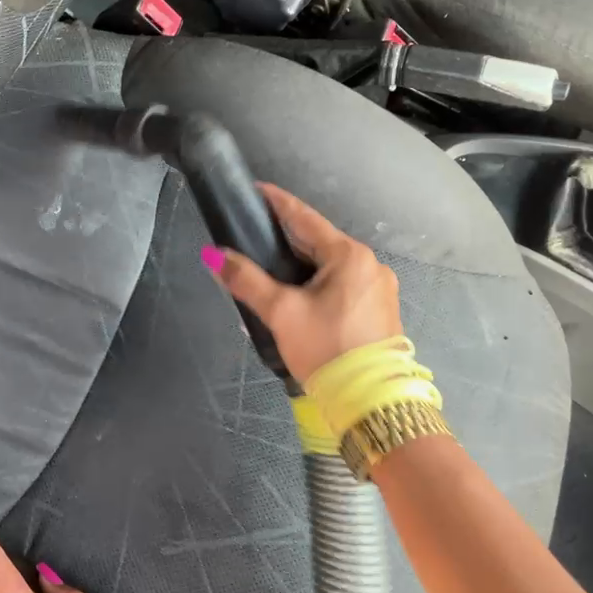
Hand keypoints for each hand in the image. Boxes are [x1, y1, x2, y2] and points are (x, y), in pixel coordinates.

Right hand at [208, 183, 401, 383]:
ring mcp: (378, 289)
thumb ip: (245, 279)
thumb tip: (213, 255)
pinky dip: (314, 283)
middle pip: (316, 242)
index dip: (277, 202)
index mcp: (349, 256)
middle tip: (250, 237)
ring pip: (327, 266)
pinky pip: (339, 285)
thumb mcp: (280, 312)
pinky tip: (294, 294)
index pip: (304, 217)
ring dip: (298, 265)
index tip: (255, 189)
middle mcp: (369, 265)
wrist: (371, 403)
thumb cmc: (326, 347)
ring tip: (266, 269)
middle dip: (283, 240)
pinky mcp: (378, 311)